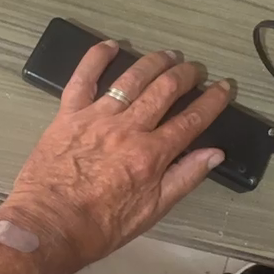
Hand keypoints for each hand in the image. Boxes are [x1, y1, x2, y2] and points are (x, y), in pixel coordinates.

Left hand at [0, 42, 231, 273]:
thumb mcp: (152, 211)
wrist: (48, 228)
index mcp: (152, 154)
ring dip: (154, 62)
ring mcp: (97, 117)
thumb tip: (215, 153)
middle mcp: (128, 128)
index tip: (225, 88)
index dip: (212, 102)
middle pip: (165, 90)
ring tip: (168, 55)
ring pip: (132, 79)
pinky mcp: (68, 114)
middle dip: (186, 75)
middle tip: (196, 69)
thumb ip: (185, 178)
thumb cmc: (101, 226)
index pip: (192, 120)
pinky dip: (97, 58)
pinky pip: (83, 78)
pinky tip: (112, 45)